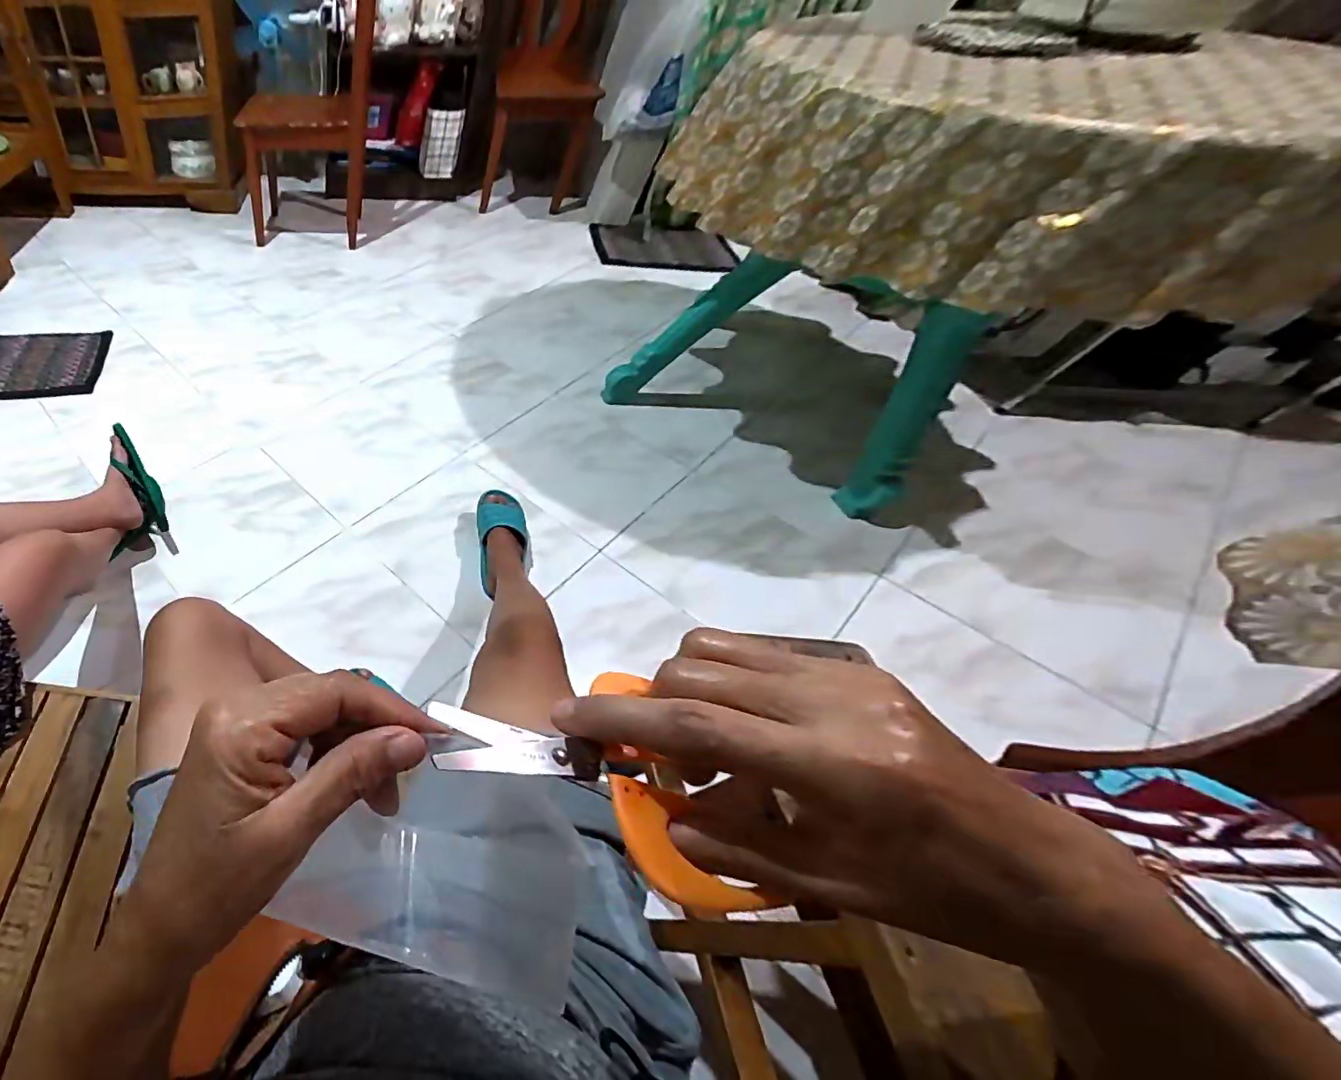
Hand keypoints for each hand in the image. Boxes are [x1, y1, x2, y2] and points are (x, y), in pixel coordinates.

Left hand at [121, 672, 440, 975]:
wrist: (164, 922)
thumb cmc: (220, 886)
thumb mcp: (293, 829)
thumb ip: (352, 772)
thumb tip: (412, 739)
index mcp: (242, 720)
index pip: (332, 690)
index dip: (388, 707)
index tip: (432, 735)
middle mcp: (236, 705)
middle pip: (326, 694)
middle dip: (374, 727)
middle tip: (409, 774)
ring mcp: (235, 718)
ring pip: (317, 710)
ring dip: (356, 742)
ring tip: (383, 792)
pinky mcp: (239, 737)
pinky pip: (299, 728)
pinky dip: (332, 750)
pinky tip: (353, 781)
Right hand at [555, 629, 1174, 973]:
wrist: (1041, 862)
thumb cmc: (934, 893)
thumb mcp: (826, 885)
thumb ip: (731, 842)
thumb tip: (662, 808)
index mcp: (833, 767)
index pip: (697, 725)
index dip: (619, 716)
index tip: (567, 714)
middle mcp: (832, 701)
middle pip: (694, 674)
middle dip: (652, 708)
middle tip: (668, 760)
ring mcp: (845, 673)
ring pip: (716, 647)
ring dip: (684, 686)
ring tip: (709, 738)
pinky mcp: (855, 664)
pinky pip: (755, 649)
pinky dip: (722, 675)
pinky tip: (747, 720)